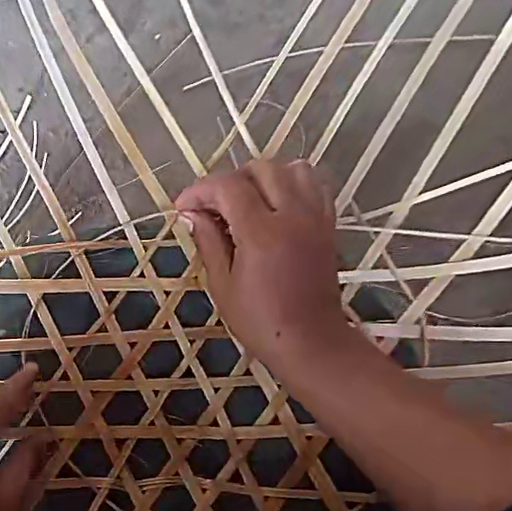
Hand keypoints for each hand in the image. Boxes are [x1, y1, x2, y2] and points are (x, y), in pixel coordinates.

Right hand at [174, 159, 358, 375]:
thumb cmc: (259, 321)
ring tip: (246, 202)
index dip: (200, 190)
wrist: (309, 341)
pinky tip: (277, 206)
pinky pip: (314, 185)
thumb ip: (208, 242)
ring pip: (291, 169)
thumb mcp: (222, 285)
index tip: (183, 207)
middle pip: (260, 169)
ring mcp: (315, 217)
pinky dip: (292, 185)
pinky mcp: (328, 224)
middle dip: (229, 181)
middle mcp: (292, 215)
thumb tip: (191, 214)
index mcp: (261, 233)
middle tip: (212, 208)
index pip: (227, 187)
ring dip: (264, 177)